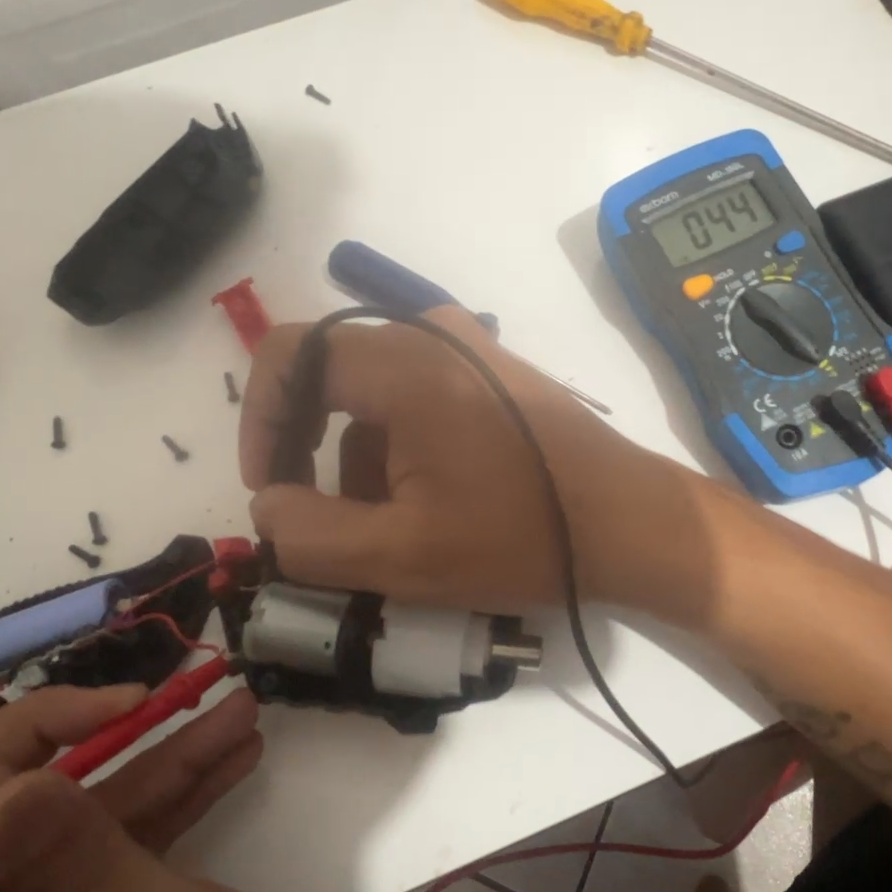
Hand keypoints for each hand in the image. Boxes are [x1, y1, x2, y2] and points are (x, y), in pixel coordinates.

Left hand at [0, 685, 284, 891]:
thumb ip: (76, 871)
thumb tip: (0, 790)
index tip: (29, 763)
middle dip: (61, 752)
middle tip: (144, 695)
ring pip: (59, 833)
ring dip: (148, 761)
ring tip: (229, 702)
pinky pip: (108, 850)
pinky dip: (169, 797)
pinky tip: (234, 749)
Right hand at [240, 308, 769, 626]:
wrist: (630, 521)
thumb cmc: (520, 537)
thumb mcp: (400, 556)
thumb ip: (309, 534)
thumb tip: (269, 502)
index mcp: (406, 363)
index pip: (288, 355)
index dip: (261, 421)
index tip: (273, 488)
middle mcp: (435, 334)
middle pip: (331, 373)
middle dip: (312, 448)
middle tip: (321, 516)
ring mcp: (473, 347)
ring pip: (376, 391)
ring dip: (362, 457)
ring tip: (396, 524)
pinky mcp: (496, 372)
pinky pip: (419, 394)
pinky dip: (403, 444)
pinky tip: (435, 500)